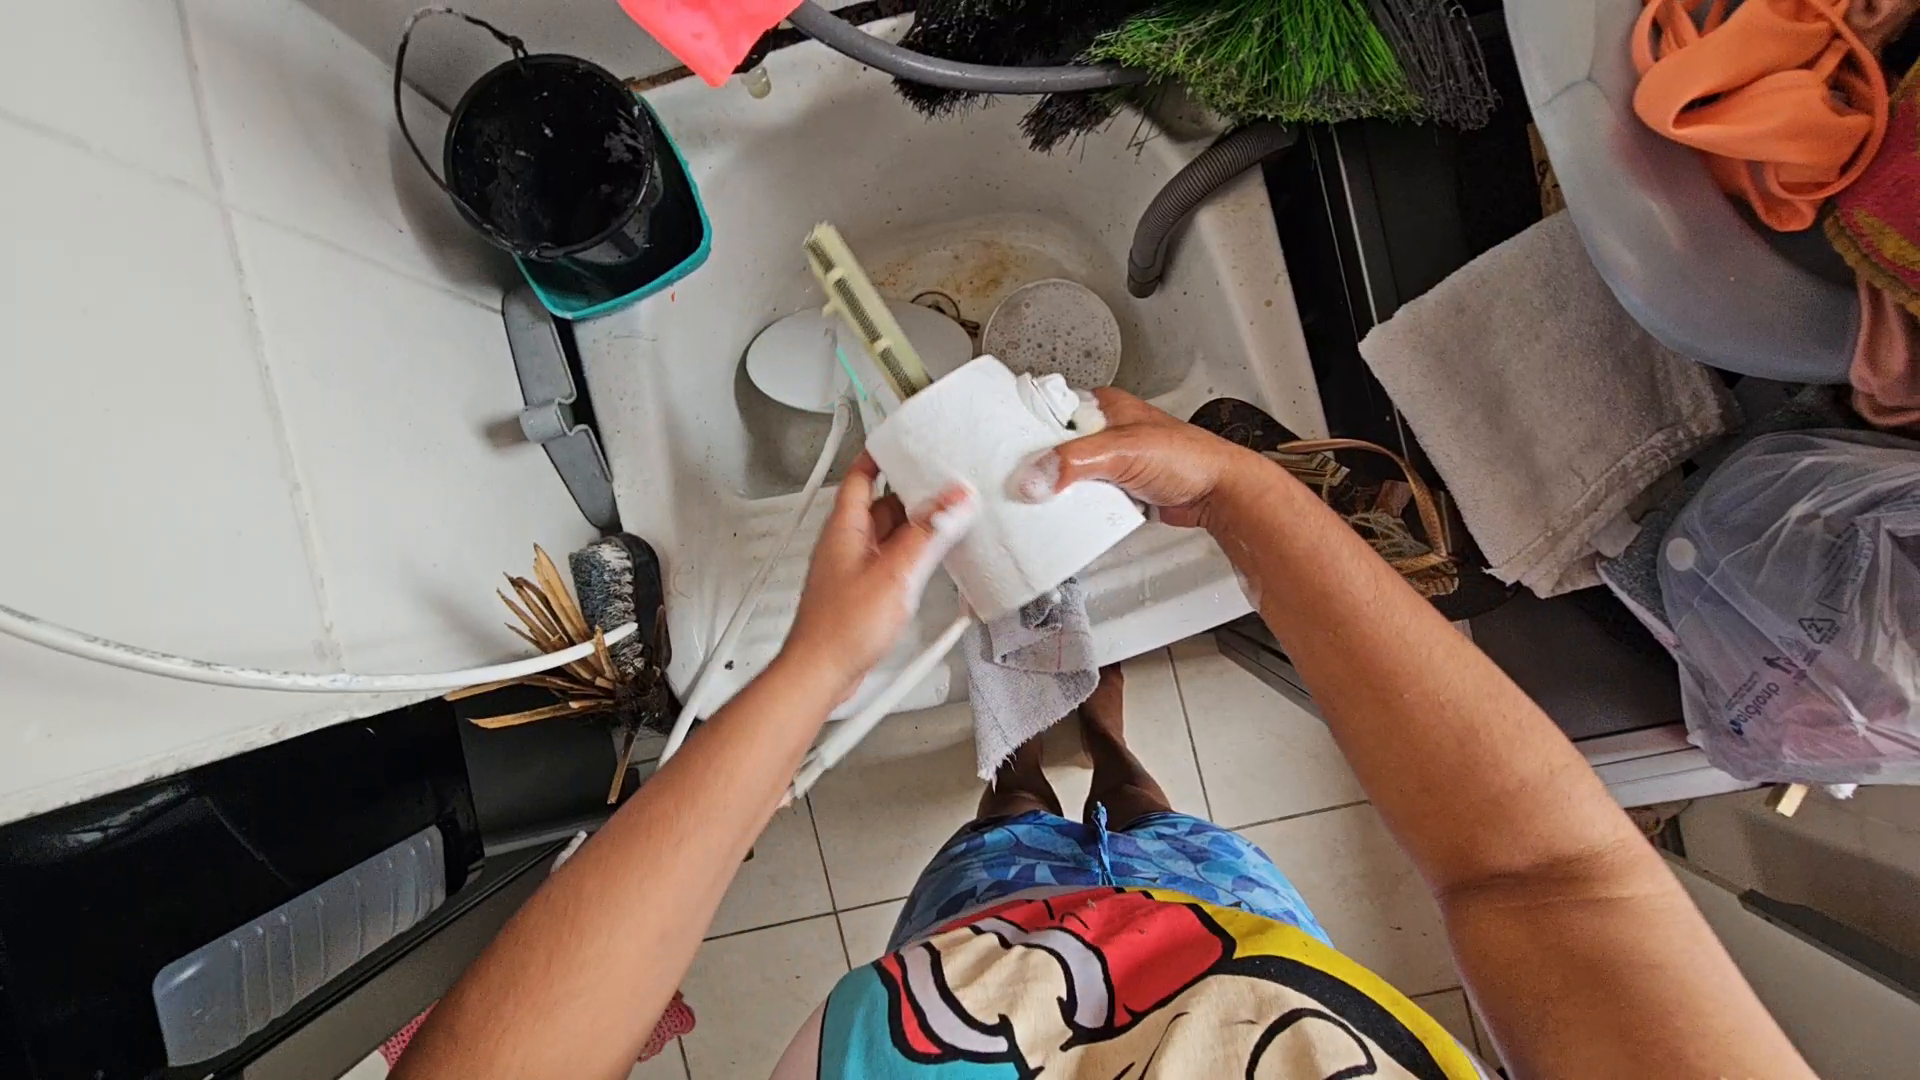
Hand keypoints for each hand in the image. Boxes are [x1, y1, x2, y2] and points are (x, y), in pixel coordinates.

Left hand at [780, 453, 975, 701]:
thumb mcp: (894, 574)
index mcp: (844, 528)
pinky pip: (890, 560)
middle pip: (881, 505)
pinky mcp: (863, 591)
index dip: (879, 455)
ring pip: (889, 535)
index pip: (859, 476)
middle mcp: (846, 544)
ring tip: (947, 522)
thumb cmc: (840, 628)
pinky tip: (932, 563)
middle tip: (943, 486)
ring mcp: (854, 568)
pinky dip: (911, 555)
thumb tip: (953, 501)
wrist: (821, 671)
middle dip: (912, 495)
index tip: (903, 441)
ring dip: (915, 529)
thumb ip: (926, 536)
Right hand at [1010, 388, 1261, 527]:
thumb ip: (1075, 461)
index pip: (1049, 410)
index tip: (1003, 449)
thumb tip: (1034, 478)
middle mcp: (1103, 431)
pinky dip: (1073, 506)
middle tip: (1016, 480)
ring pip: (1066, 473)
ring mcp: (1108, 461)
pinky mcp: (1115, 487)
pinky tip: (1063, 514)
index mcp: (1102, 406)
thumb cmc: (1188, 457)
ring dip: (1055, 488)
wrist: (1218, 493)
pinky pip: (1083, 496)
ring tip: (1034, 498)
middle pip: (1053, 446)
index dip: (1024, 428)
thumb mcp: (1123, 450)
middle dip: (1036, 465)